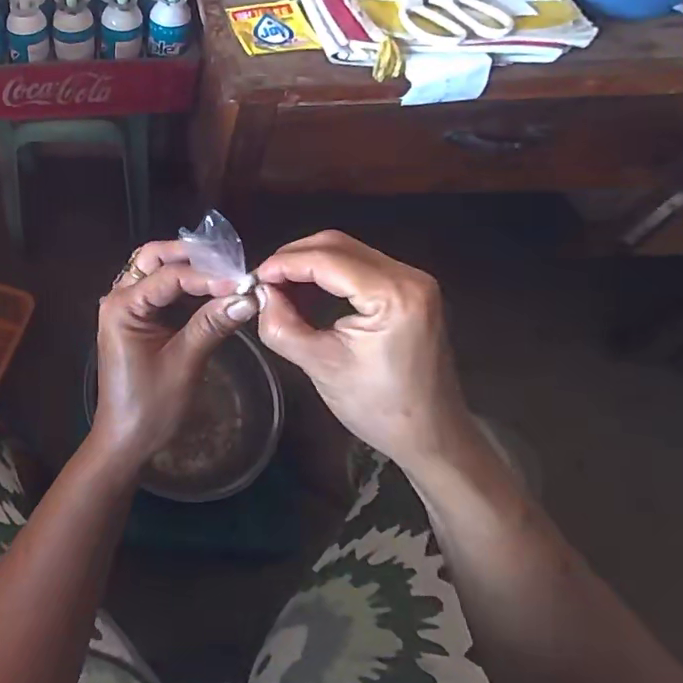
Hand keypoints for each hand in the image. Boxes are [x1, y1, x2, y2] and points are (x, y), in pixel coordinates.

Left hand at [92, 240, 258, 468]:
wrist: (126, 437)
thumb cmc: (150, 405)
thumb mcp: (184, 363)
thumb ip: (212, 325)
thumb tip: (249, 296)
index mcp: (122, 306)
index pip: (168, 276)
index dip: (207, 274)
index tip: (244, 280)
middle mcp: (118, 298)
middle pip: (154, 259)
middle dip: (192, 256)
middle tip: (233, 263)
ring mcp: (125, 307)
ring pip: (155, 270)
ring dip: (189, 267)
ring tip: (228, 272)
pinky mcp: (136, 319)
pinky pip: (159, 290)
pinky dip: (185, 286)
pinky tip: (213, 289)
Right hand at [250, 231, 472, 471]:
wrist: (432, 437)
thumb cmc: (378, 406)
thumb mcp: (319, 365)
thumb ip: (281, 324)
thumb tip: (259, 294)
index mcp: (393, 295)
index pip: (325, 258)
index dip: (282, 264)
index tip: (250, 280)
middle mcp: (409, 277)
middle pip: (336, 245)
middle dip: (292, 258)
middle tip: (261, 282)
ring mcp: (412, 282)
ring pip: (345, 251)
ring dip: (306, 264)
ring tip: (276, 288)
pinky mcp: (408, 292)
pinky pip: (357, 266)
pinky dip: (324, 274)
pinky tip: (303, 293)